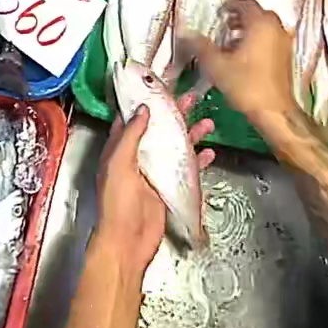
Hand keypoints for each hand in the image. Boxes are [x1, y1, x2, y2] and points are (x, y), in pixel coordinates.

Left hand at [91, 93, 214, 276]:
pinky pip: (185, 169)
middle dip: (173, 114)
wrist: (127, 241)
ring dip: (189, 134)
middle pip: (157, 129)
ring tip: (208, 122)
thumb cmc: (118, 203)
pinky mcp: (167, 186)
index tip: (160, 86)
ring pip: (174, 146)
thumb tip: (143, 109)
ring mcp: (153, 171)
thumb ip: (131, 136)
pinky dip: (197, 161)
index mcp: (119, 148)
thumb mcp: (119, 164)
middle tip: (191, 98)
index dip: (144, 101)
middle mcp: (136, 156)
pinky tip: (210, 152)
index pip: (131, 118)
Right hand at [190, 0, 298, 120]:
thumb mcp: (216, 65)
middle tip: (223, 25)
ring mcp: (283, 43)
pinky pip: (270, 38)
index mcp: (260, 25)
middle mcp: (276, 29)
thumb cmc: (245, 85)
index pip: (246, 4)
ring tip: (230, 41)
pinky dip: (257, 39)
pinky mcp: (285, 57)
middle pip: (257, 13)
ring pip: (265, 26)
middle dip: (240, 16)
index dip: (230, 5)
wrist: (274, 112)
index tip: (218, 13)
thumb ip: (200, 46)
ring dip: (248, 28)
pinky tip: (242, 55)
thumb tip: (185, 34)